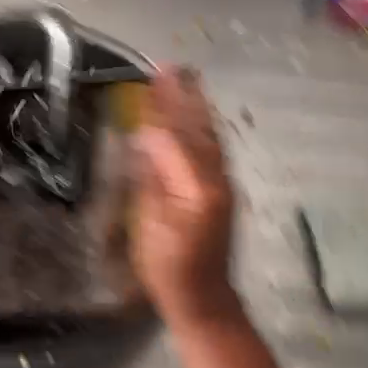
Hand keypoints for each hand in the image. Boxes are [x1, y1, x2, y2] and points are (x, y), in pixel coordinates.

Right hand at [132, 67, 237, 322]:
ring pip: (208, 135)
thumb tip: (144, 138)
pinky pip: (214, 148)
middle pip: (196, 129)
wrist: (206, 302)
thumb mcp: (151, 228)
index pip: (174, 137)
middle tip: (169, 66)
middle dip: (181, 97)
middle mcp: (216, 179)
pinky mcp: (223, 190)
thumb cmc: (170, 270)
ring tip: (185, 78)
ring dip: (195, 105)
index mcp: (197, 188)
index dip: (160, 109)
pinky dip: (203, 125)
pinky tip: (197, 115)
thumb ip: (151, 181)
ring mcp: (223, 184)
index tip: (149, 79)